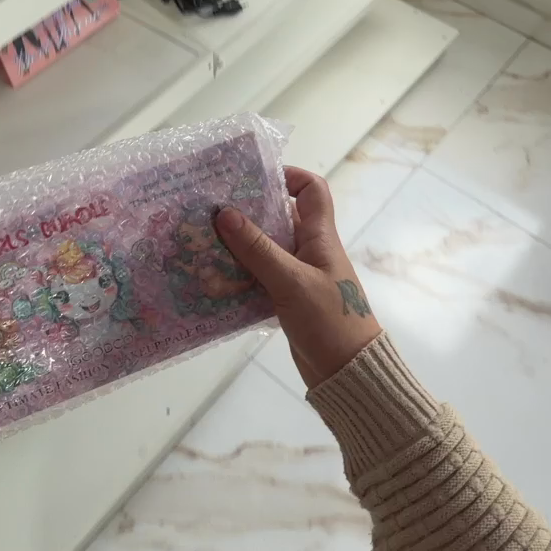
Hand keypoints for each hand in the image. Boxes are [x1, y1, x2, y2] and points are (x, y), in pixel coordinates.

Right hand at [216, 168, 381, 389]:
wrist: (348, 374)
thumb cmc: (329, 320)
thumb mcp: (291, 281)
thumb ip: (257, 248)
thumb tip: (223, 212)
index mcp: (320, 237)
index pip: (311, 189)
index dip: (288, 175)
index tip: (252, 178)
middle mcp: (309, 250)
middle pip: (278, 217)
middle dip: (247, 211)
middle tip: (209, 209)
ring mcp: (298, 275)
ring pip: (264, 249)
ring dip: (238, 246)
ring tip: (202, 242)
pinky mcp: (287, 299)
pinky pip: (259, 276)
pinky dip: (239, 275)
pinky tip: (212, 279)